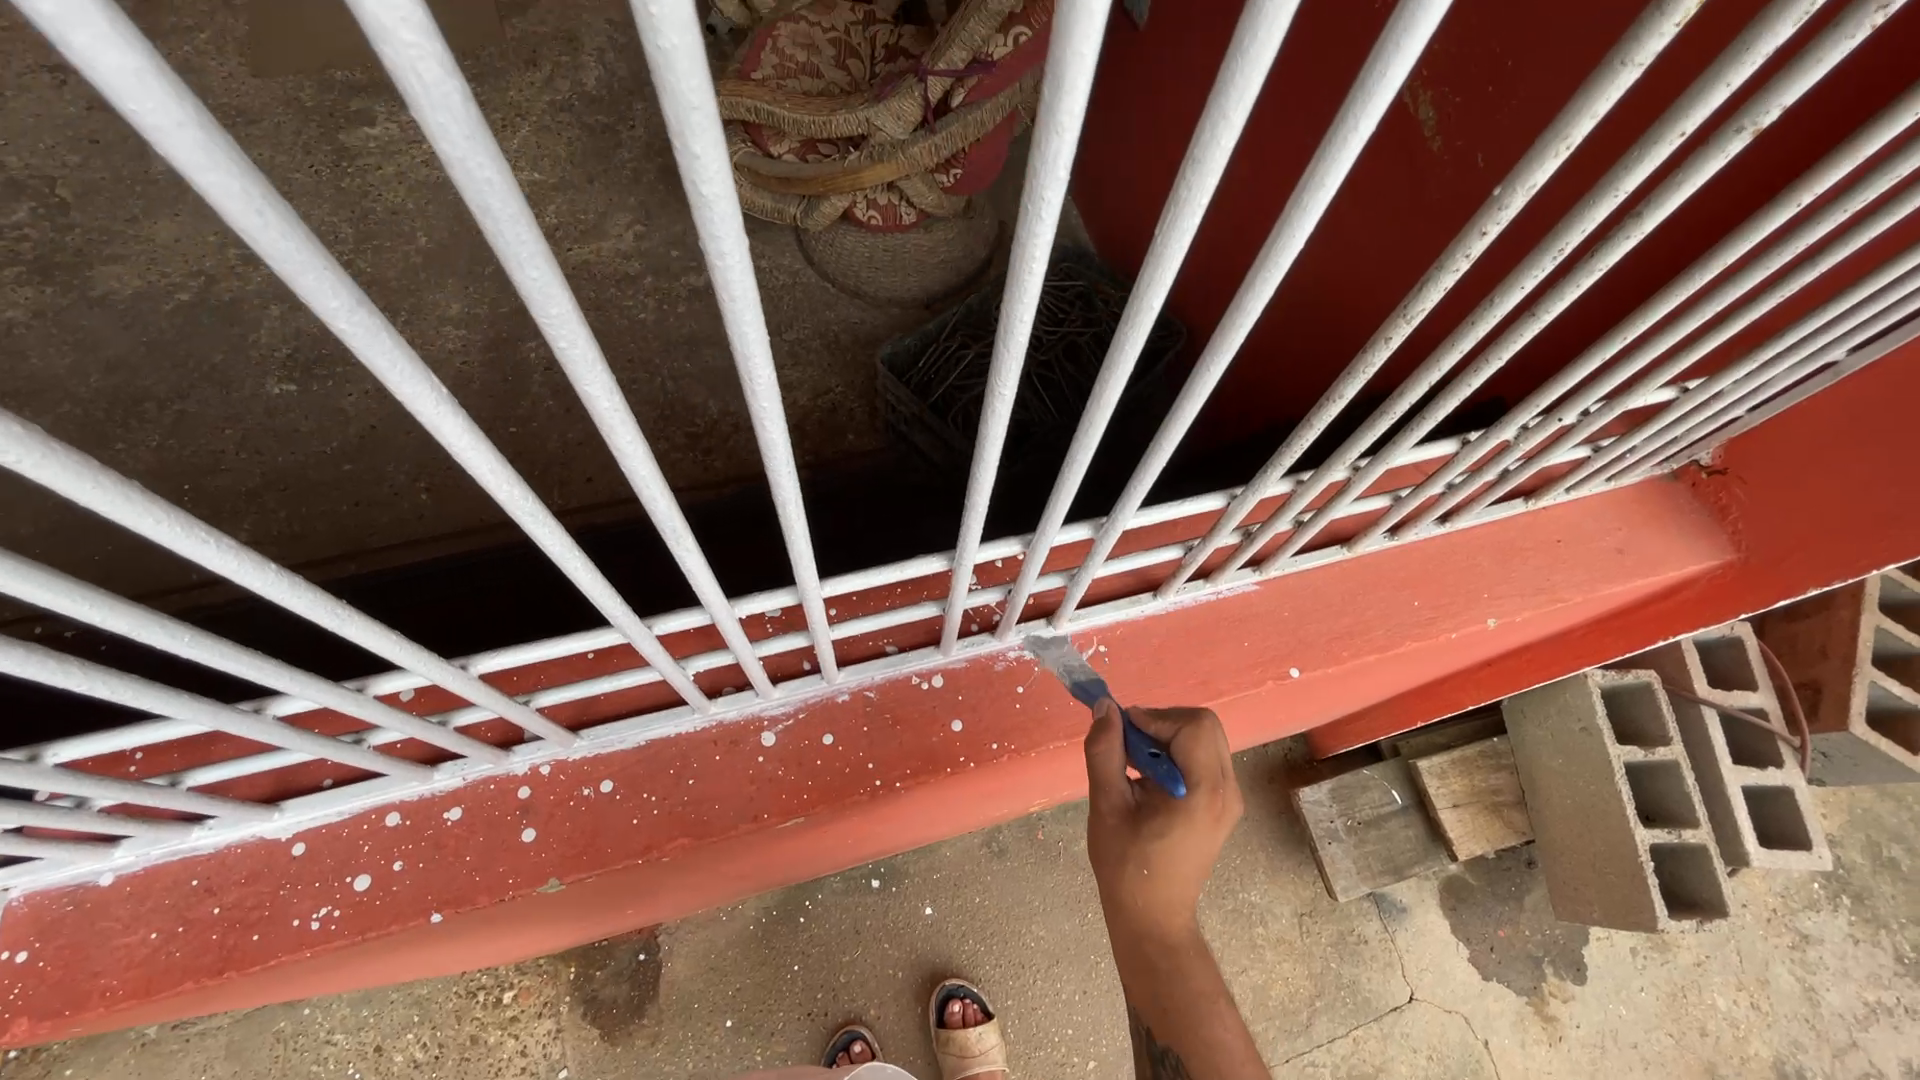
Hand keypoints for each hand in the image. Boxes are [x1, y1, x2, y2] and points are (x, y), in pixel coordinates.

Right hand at [1083, 702, 1242, 946]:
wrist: (1153, 917)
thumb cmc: (1126, 866)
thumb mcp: (1106, 804)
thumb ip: (1104, 751)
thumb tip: (1105, 708)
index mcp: (1204, 791)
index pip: (1193, 725)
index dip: (1154, 718)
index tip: (1121, 733)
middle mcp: (1227, 790)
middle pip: (1204, 726)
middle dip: (1162, 724)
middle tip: (1127, 746)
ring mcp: (1230, 798)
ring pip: (1205, 738)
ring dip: (1167, 737)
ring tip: (1135, 763)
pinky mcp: (1223, 805)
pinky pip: (1204, 758)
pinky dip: (1176, 753)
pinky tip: (1149, 778)